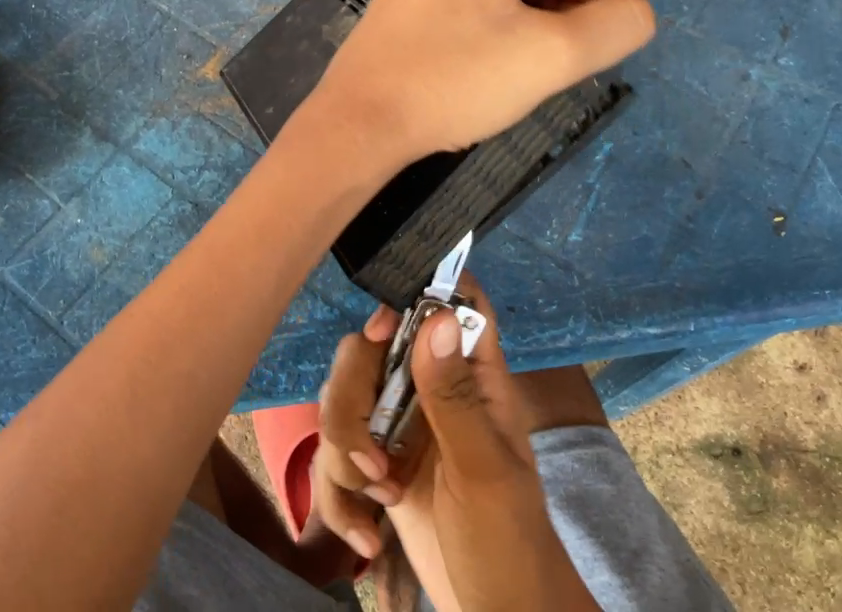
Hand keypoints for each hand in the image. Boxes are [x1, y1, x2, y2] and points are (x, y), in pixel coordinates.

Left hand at [307, 0, 654, 166]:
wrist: (360, 120)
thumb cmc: (453, 84)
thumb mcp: (552, 59)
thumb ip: (616, 27)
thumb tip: (633, 6)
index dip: (590, 4)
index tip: (550, 50)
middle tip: (532, 52)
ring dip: (534, 6)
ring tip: (506, 54)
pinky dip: (499, 8)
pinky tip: (479, 47)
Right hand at [312, 288, 599, 610]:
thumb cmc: (509, 544)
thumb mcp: (485, 471)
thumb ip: (456, 396)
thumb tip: (437, 317)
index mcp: (472, 380)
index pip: (450, 307)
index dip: (414, 297)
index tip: (377, 331)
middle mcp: (428, 393)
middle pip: (366, 354)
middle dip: (350, 406)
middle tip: (370, 458)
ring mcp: (397, 431)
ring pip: (339, 405)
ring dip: (344, 458)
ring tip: (378, 500)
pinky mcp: (374, 471)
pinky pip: (332, 460)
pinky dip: (339, 498)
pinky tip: (366, 534)